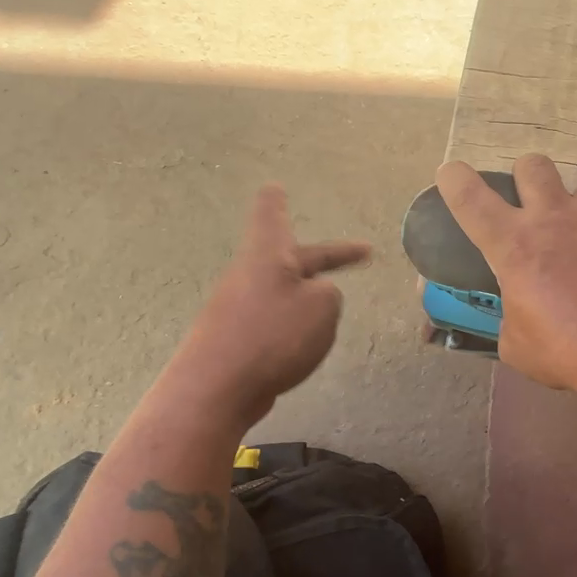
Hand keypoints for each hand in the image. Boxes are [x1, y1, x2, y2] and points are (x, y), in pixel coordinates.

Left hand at [166, 185, 371, 428]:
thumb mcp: (323, 307)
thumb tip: (314, 299)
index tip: (275, 186)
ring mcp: (240, 308)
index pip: (272, 218)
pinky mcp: (237, 339)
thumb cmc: (273, 335)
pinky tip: (306, 350)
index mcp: (268, 258)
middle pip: (293, 259)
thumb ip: (329, 295)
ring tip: (332, 322)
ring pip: (288, 294)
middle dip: (329, 258)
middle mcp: (250, 276)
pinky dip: (297, 328)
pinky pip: (277, 323)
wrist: (215, 391)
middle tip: (361, 253)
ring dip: (312, 300)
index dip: (277, 202)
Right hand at [436, 155, 576, 397]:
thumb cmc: (566, 351)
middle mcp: (554, 218)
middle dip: (528, 177)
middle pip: (534, 166)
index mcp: (514, 245)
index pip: (471, 199)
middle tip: (534, 202)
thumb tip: (515, 315)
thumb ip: (509, 316)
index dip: (456, 180)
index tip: (452, 172)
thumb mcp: (515, 344)